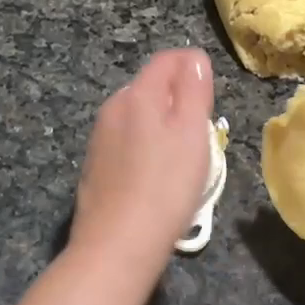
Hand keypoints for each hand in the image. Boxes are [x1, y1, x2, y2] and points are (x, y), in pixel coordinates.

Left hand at [69, 49, 215, 265]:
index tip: (210, 83)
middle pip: (149, 86)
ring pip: (137, 114)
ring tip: (183, 150)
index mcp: (138, 94)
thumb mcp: (191, 133)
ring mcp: (100, 137)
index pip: (165, 59)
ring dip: (160, 121)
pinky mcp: (95, 165)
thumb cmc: (164, 187)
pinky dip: (144, 145)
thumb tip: (194, 57)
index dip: (190, 63)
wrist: (116, 247)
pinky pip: (126, 140)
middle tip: (202, 120)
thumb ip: (193, 89)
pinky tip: (155, 173)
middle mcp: (113, 107)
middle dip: (176, 94)